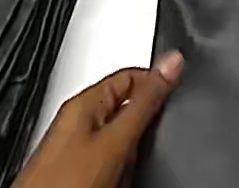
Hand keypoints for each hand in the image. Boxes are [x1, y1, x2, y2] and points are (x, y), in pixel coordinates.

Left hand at [14, 53, 182, 187]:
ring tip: (138, 164)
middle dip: (144, 120)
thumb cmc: (62, 187)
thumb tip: (172, 62)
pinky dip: (121, 171)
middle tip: (157, 133)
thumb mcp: (115, 141)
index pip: (131, 76)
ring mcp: (73, 155)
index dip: (155, 83)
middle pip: (124, 107)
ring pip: (117, 139)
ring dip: (132, 150)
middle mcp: (76, 126)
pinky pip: (108, 165)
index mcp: (83, 105)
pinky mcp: (75, 180)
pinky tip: (125, 181)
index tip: (175, 93)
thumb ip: (145, 102)